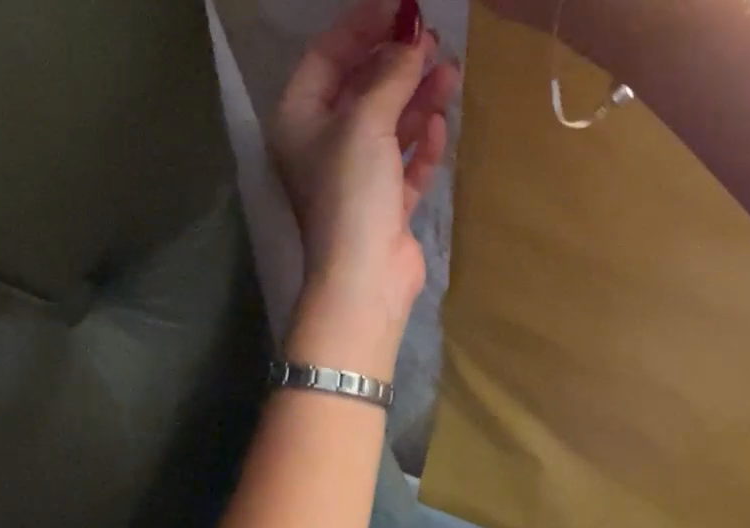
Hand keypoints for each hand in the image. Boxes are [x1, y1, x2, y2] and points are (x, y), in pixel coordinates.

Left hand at [271, 0, 459, 366]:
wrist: (365, 278)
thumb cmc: (351, 194)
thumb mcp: (365, 122)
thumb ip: (390, 76)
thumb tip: (413, 41)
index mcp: (299, 119)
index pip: (329, 57)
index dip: (363, 28)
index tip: (401, 9)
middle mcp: (324, 145)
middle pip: (363, 90)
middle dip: (398, 65)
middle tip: (433, 42)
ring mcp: (357, 178)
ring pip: (390, 127)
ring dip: (417, 101)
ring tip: (450, 74)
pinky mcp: (386, 206)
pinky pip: (405, 165)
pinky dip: (422, 145)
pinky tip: (440, 125)